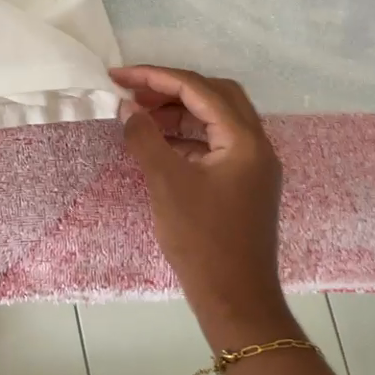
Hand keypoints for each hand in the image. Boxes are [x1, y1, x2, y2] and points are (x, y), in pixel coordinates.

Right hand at [114, 65, 289, 341]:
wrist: (235, 297)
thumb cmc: (201, 238)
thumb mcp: (165, 181)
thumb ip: (145, 137)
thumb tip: (128, 108)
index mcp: (245, 141)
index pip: (199, 90)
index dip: (155, 77)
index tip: (117, 76)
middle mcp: (256, 146)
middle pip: (216, 94)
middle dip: (172, 87)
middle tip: (133, 92)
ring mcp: (252, 165)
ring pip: (217, 116)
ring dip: (179, 108)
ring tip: (139, 114)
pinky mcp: (242, 182)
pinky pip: (215, 140)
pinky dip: (186, 131)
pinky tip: (158, 141)